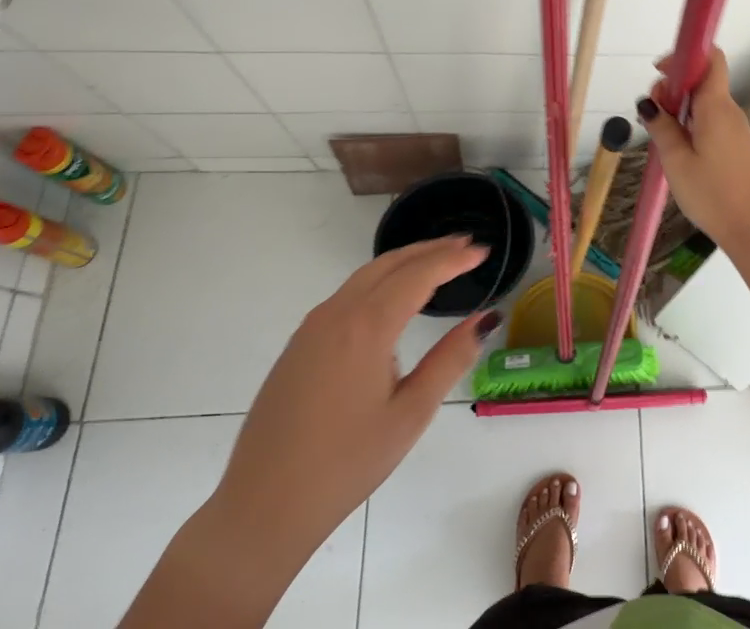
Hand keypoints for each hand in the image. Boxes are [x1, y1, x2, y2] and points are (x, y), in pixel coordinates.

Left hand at [210, 236, 496, 554]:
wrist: (266, 502)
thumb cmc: (348, 462)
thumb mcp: (411, 414)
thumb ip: (449, 359)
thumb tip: (483, 319)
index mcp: (367, 327)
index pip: (418, 275)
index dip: (452, 259)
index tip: (482, 250)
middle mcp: (335, 315)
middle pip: (387, 265)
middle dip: (428, 251)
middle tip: (464, 246)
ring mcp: (310, 329)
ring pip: (362, 278)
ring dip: (401, 264)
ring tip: (435, 264)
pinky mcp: (297, 347)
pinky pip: (344, 298)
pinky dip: (376, 284)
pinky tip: (391, 300)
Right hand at [635, 49, 749, 251]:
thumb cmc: (713, 195)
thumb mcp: (676, 161)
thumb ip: (661, 128)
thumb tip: (650, 103)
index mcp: (716, 107)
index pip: (711, 59)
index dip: (684, 56)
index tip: (660, 73)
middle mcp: (729, 111)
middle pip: (701, 81)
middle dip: (672, 89)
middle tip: (653, 118)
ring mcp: (735, 129)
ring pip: (703, 104)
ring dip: (679, 110)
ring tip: (661, 139)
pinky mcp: (736, 145)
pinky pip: (710, 121)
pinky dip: (690, 125)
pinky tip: (678, 151)